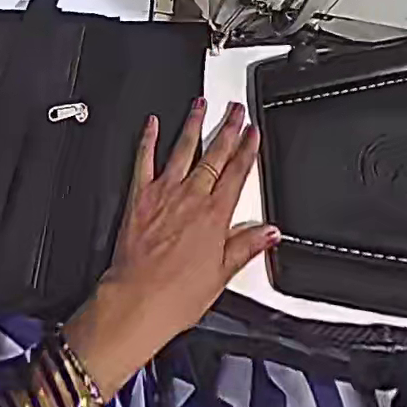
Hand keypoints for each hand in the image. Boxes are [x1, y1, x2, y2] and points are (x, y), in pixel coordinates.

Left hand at [64, 99, 276, 393]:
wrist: (137, 301)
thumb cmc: (176, 295)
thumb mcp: (222, 274)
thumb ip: (247, 246)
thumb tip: (270, 232)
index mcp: (214, 215)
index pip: (237, 173)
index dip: (247, 149)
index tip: (253, 131)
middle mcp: (192, 197)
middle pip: (215, 154)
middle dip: (229, 128)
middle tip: (236, 109)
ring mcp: (165, 192)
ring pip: (183, 148)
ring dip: (194, 124)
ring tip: (201, 104)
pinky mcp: (141, 195)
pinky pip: (144, 160)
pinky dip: (148, 139)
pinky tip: (152, 123)